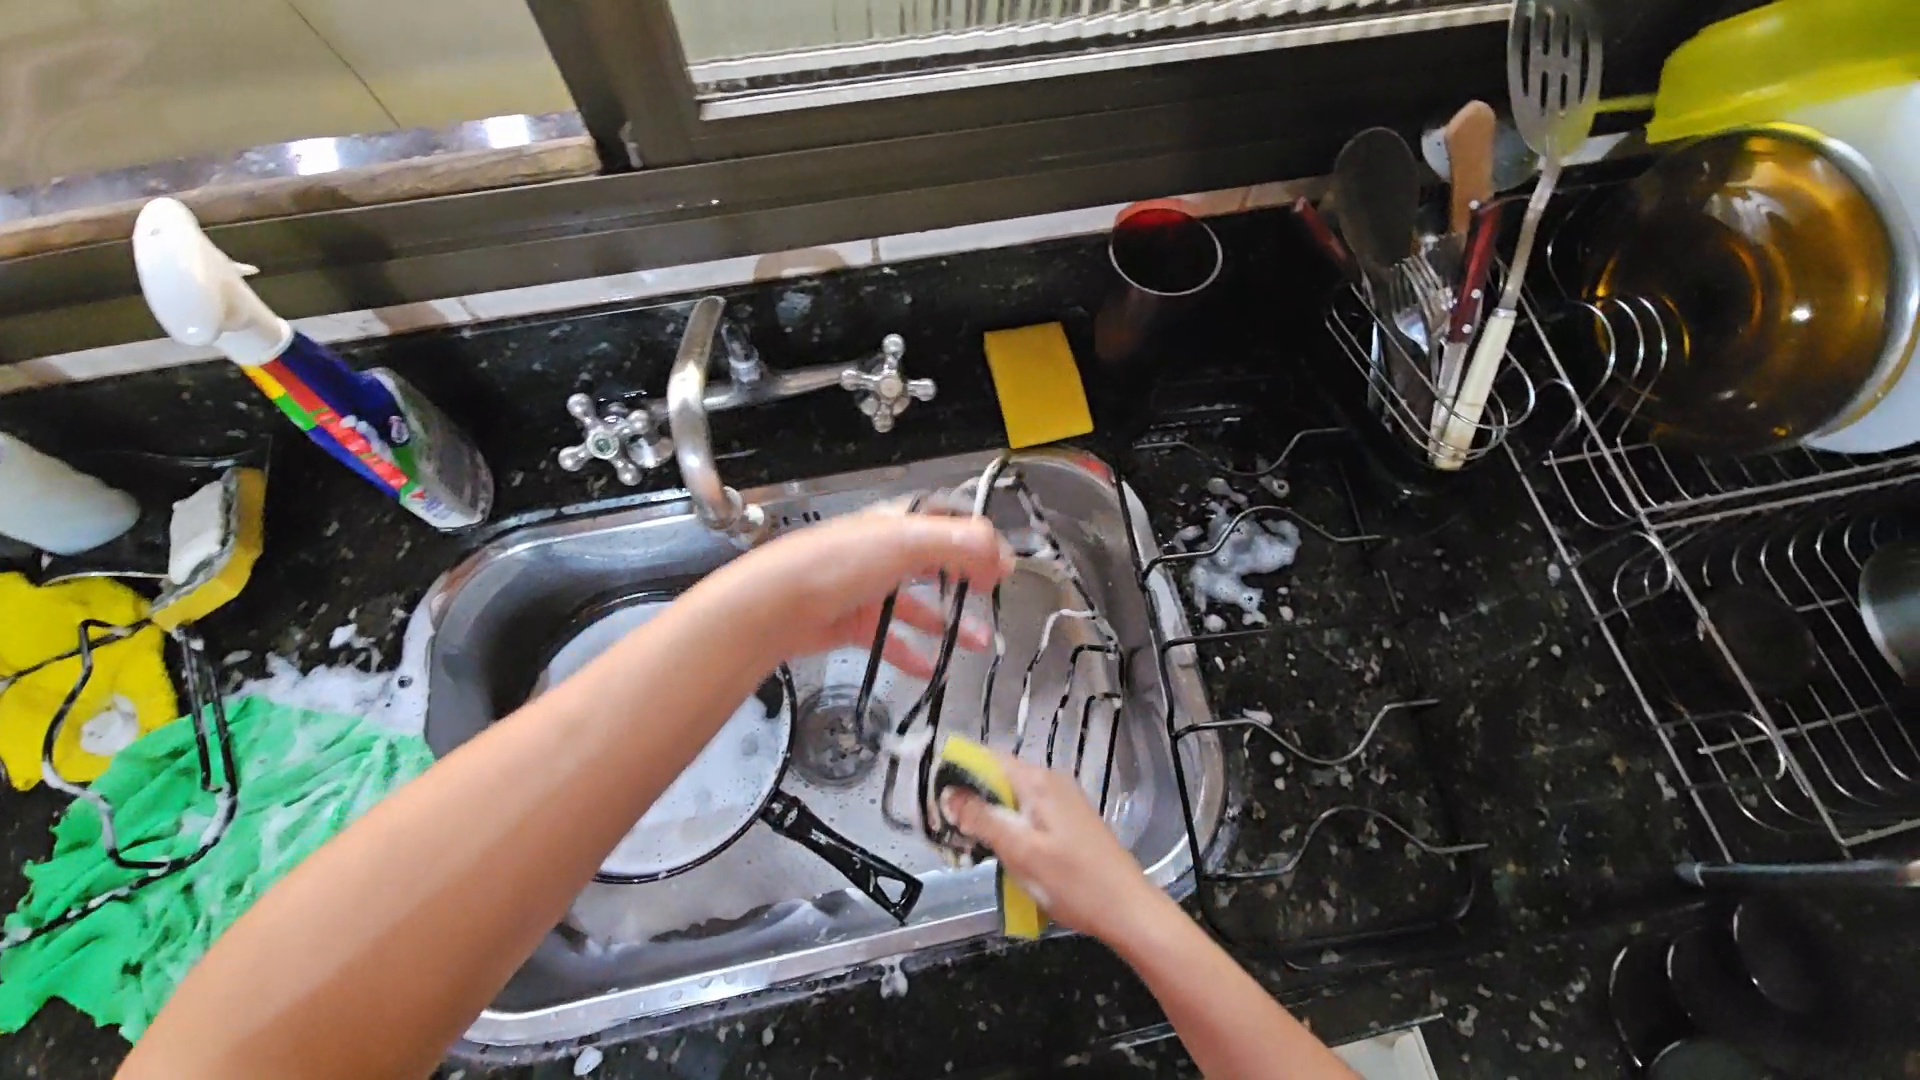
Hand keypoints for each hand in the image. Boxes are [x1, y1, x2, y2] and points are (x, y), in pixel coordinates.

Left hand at [717, 501, 1014, 678]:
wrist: (775, 604)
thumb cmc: (839, 565)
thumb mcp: (905, 543)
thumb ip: (958, 544)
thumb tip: (1002, 555)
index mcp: (897, 524)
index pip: (949, 525)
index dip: (980, 543)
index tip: (1005, 569)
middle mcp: (884, 552)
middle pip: (936, 564)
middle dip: (968, 582)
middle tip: (995, 599)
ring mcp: (868, 588)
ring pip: (918, 605)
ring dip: (950, 623)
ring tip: (980, 645)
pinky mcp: (853, 622)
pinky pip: (890, 638)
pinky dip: (911, 652)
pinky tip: (931, 670)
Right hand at [941, 752, 1171, 945]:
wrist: (1128, 910)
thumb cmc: (1074, 883)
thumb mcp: (1021, 852)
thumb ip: (983, 819)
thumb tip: (949, 794)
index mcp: (1038, 781)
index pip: (986, 759)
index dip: (956, 774)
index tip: (933, 798)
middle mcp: (1050, 781)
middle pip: (997, 777)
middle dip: (969, 799)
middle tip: (946, 830)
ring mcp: (1061, 801)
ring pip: (1011, 797)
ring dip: (987, 816)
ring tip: (966, 844)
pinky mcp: (1067, 821)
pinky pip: (1026, 812)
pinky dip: (1007, 826)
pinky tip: (999, 852)